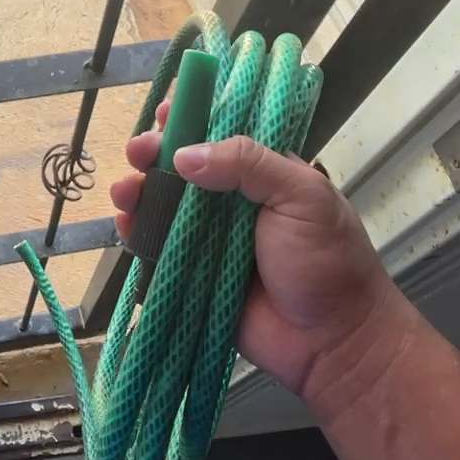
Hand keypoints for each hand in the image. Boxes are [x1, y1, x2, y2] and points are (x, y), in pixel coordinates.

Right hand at [110, 97, 415, 401]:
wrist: (334, 344)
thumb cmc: (328, 262)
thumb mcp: (301, 196)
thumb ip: (248, 163)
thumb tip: (184, 156)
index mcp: (259, 172)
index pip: (217, 133)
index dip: (188, 120)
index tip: (165, 114)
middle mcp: (228, 199)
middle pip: (179, 165)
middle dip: (152, 153)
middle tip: (139, 152)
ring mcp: (207, 236)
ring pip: (161, 203)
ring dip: (138, 190)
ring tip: (125, 191)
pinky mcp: (191, 271)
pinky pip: (156, 246)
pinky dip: (135, 232)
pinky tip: (125, 224)